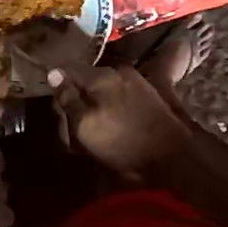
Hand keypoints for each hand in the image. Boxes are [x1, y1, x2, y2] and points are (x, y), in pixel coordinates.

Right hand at [48, 65, 200, 183]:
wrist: (175, 158)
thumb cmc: (123, 142)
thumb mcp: (85, 125)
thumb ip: (68, 98)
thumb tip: (53, 73)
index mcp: (101, 75)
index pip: (69, 68)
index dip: (57, 81)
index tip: (52, 99)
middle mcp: (120, 71)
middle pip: (89, 78)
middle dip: (79, 93)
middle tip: (71, 116)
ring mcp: (139, 82)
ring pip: (107, 86)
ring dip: (98, 100)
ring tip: (94, 122)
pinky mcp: (153, 96)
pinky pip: (123, 95)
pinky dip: (115, 105)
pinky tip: (114, 120)